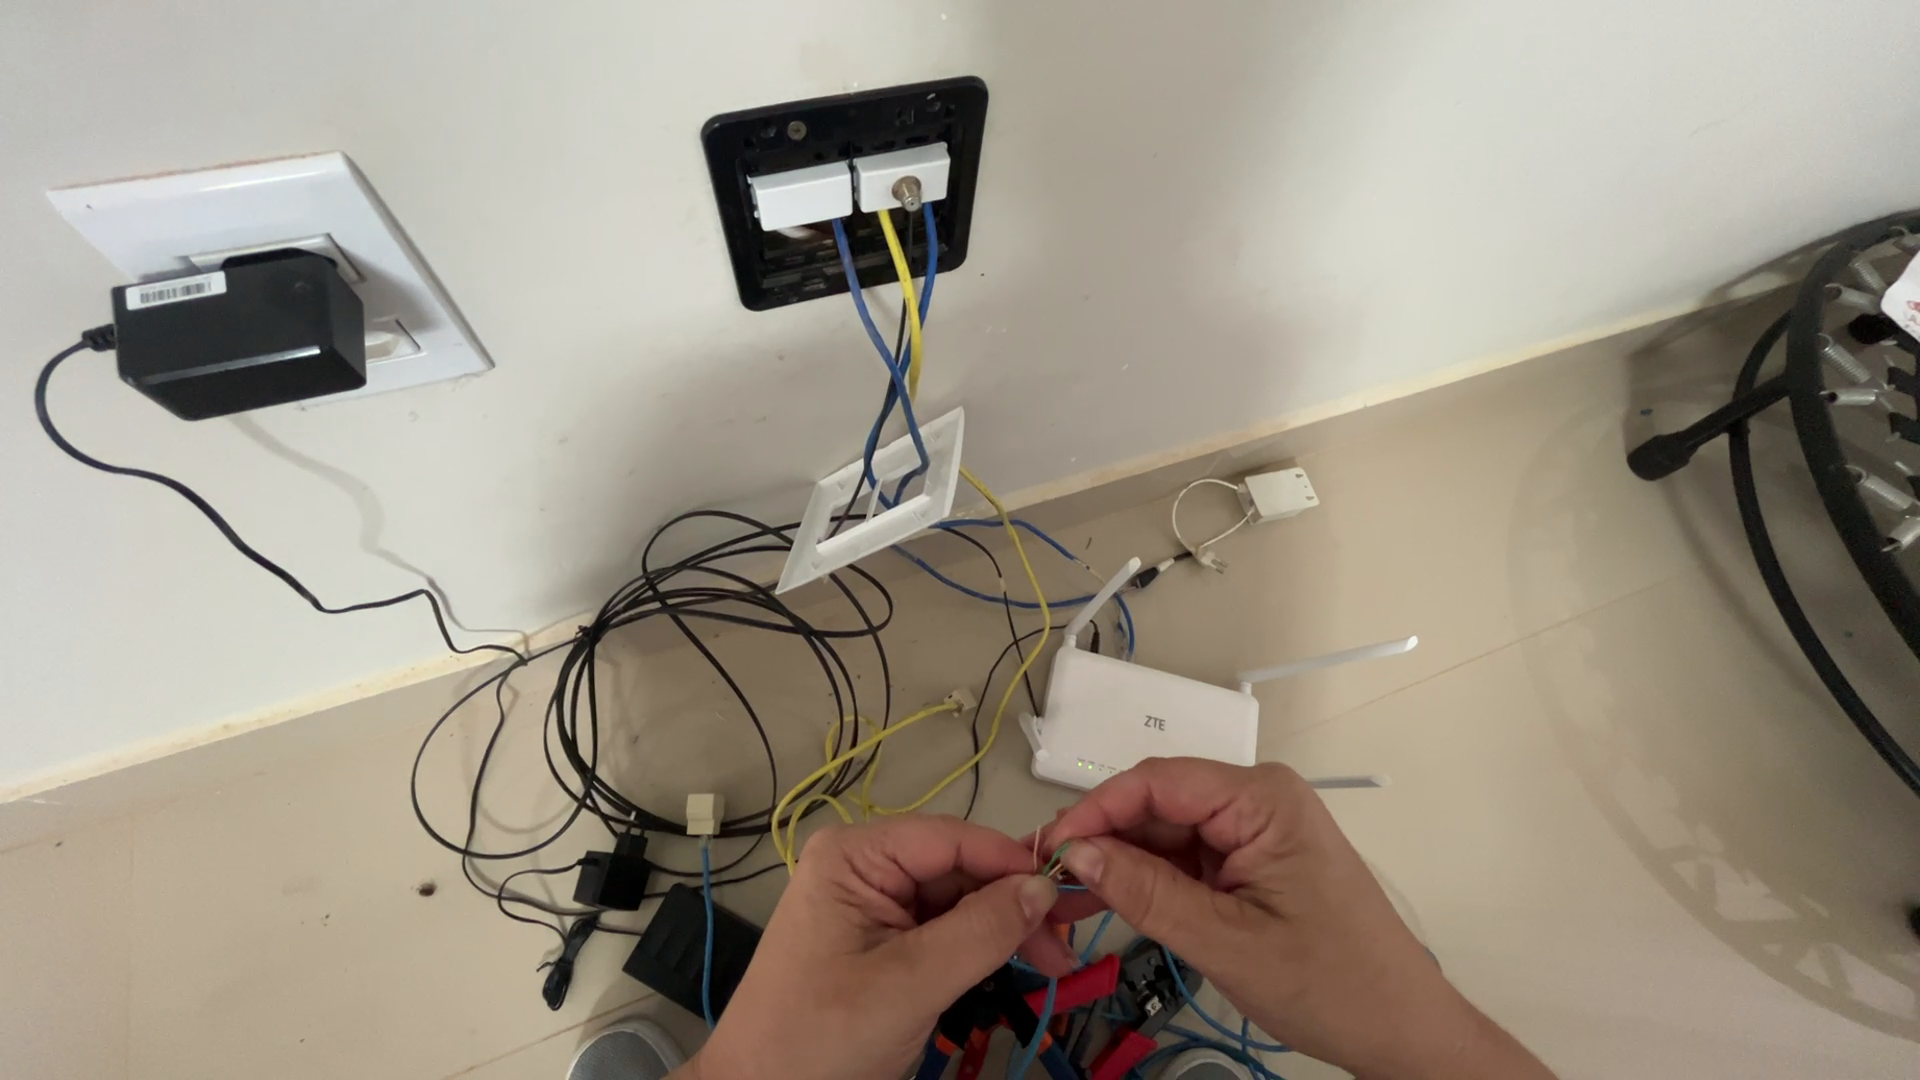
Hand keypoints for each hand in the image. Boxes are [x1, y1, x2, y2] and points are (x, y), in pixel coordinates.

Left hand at [684, 817, 1077, 1079]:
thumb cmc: (820, 1040)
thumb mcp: (907, 985)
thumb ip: (979, 932)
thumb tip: (1043, 886)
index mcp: (856, 853)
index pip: (950, 838)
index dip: (1009, 860)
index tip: (1066, 890)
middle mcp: (865, 864)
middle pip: (957, 867)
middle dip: (1011, 901)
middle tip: (1065, 941)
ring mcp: (872, 901)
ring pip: (956, 898)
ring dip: (1002, 926)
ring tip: (1052, 960)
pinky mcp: (881, 937)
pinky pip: (941, 927)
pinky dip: (979, 945)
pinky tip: (1013, 960)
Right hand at [1044, 758, 1553, 1079]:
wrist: (1408, 1035)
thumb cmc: (1331, 985)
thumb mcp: (1228, 943)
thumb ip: (1146, 893)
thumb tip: (1074, 853)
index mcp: (1260, 796)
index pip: (1157, 781)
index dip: (1096, 808)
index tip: (1050, 847)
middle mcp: (1253, 796)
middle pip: (1157, 803)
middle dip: (1103, 838)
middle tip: (1050, 876)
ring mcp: (1250, 825)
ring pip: (1163, 830)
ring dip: (1119, 862)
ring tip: (1068, 894)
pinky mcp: (1246, 854)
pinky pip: (1183, 855)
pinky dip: (1146, 879)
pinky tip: (1109, 898)